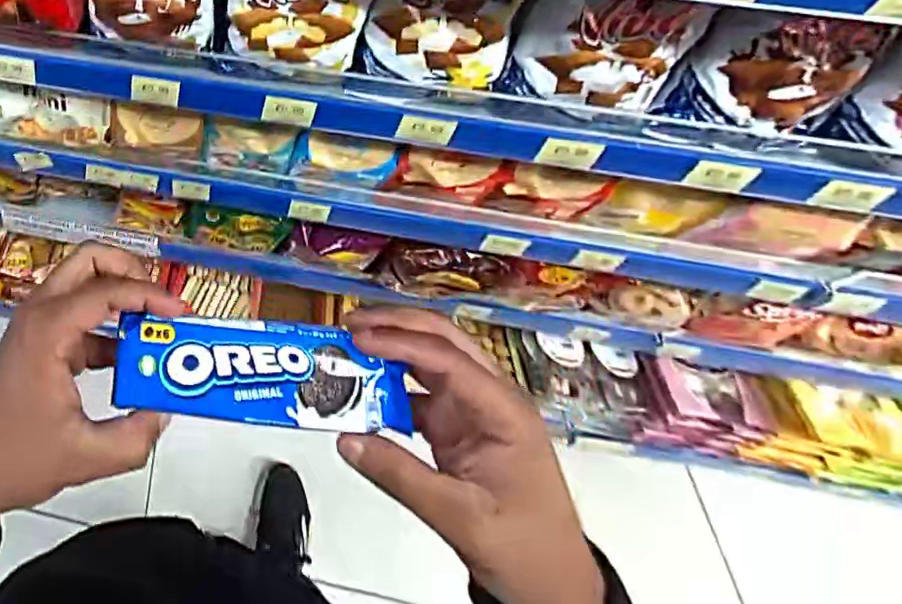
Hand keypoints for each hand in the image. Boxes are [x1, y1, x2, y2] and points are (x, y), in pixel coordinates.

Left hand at [0, 244, 183, 542]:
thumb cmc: (16, 458)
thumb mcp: (86, 456)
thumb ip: (135, 436)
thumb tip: (163, 410)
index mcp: (47, 329)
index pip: (106, 289)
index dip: (148, 295)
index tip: (181, 312)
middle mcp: (39, 311)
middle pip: (89, 260)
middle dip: (131, 270)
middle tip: (162, 303)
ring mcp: (37, 321)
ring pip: (83, 280)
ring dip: (120, 292)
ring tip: (156, 324)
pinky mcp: (40, 336)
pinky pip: (80, 312)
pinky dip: (108, 323)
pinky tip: (132, 355)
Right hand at [338, 307, 603, 603]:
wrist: (552, 584)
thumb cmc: (528, 550)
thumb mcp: (462, 518)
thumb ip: (401, 475)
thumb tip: (349, 439)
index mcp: (505, 412)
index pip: (447, 357)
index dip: (399, 341)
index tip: (358, 339)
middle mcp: (489, 398)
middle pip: (440, 338)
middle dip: (394, 324)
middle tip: (350, 326)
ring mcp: (470, 407)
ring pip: (426, 356)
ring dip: (388, 345)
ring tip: (349, 346)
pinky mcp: (452, 421)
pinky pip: (413, 386)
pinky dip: (385, 379)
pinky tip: (360, 385)